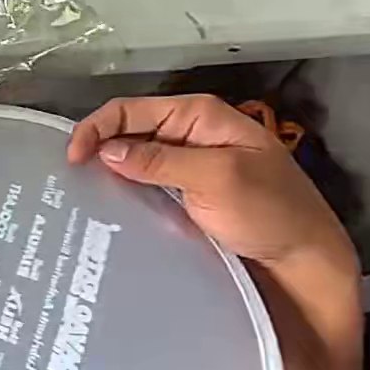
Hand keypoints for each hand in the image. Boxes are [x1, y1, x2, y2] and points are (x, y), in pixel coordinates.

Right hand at [67, 94, 356, 282]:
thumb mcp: (217, 178)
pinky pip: (145, 186)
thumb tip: (106, 151)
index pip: (132, 109)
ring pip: (133, 160)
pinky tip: (107, 208)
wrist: (301, 260)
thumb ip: (159, 161)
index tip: (72, 159)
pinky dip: (123, 192)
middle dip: (97, 148)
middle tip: (69, 180)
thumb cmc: (271, 212)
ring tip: (79, 195)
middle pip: (129, 132)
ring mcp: (185, 167)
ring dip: (108, 173)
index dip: (97, 128)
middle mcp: (188, 135)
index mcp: (199, 116)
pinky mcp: (183, 196)